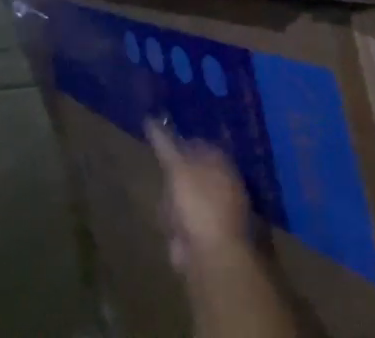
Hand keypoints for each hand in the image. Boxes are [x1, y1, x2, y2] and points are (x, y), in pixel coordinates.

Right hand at [148, 122, 253, 271]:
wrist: (211, 255)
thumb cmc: (198, 203)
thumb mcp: (177, 166)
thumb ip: (164, 143)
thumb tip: (150, 118)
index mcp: (223, 167)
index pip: (202, 144)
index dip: (180, 140)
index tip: (159, 140)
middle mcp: (224, 186)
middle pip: (193, 169)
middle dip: (174, 170)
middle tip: (160, 169)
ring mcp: (216, 210)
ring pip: (187, 193)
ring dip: (172, 196)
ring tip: (164, 201)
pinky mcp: (205, 231)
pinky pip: (184, 216)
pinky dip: (174, 217)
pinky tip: (168, 220)